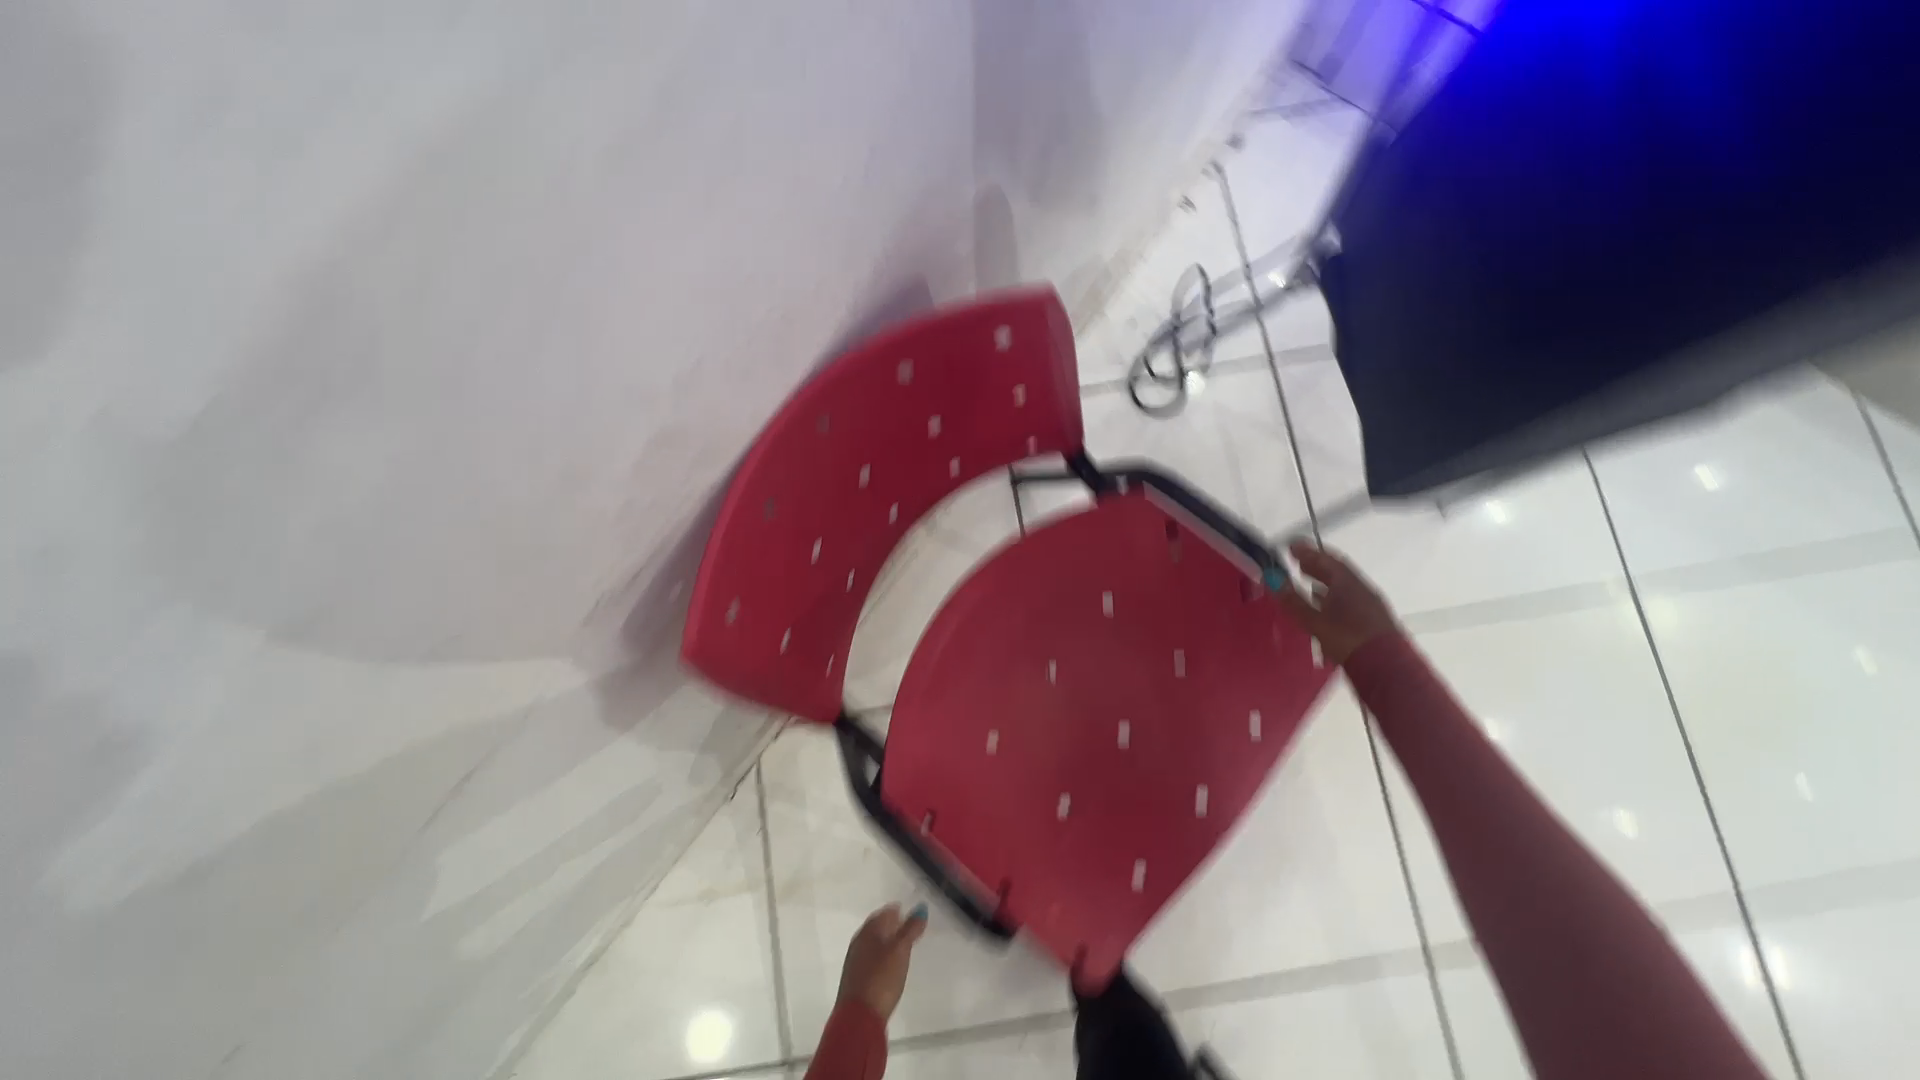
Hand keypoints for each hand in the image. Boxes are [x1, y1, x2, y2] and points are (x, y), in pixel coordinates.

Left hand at [836, 903, 927, 1020]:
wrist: (859, 1015)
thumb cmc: (882, 978)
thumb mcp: (900, 951)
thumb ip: (911, 929)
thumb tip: (921, 908)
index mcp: (868, 931)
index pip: (883, 913)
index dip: (896, 911)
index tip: (908, 911)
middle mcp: (858, 942)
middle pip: (876, 927)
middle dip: (891, 924)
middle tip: (908, 925)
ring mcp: (855, 961)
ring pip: (873, 943)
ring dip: (886, 940)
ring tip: (902, 945)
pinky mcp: (856, 979)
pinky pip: (871, 958)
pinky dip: (881, 955)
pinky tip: (889, 964)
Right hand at [1276, 543, 1399, 665]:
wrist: (1385, 667)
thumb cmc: (1347, 638)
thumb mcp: (1315, 621)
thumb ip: (1293, 601)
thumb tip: (1273, 581)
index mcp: (1348, 583)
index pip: (1327, 559)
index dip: (1308, 551)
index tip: (1290, 546)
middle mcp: (1361, 589)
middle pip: (1336, 572)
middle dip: (1316, 567)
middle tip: (1297, 563)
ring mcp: (1369, 605)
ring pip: (1344, 588)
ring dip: (1325, 584)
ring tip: (1308, 586)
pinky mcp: (1373, 621)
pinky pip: (1349, 602)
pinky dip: (1334, 600)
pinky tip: (1325, 611)